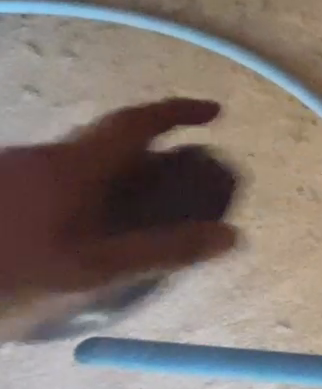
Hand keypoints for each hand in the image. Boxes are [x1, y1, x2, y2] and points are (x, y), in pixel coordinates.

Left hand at [0, 99, 237, 336]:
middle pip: (104, 149)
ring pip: (67, 172)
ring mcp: (2, 176)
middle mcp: (35, 159)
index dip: (178, 112)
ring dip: (101, 190)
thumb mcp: (92, 272)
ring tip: (115, 229)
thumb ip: (165, 251)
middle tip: (172, 192)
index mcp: (73, 166)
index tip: (213, 112)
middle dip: (144, 164)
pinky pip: (37, 190)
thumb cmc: (3, 276)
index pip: (137, 122)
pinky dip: (65, 205)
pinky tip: (61, 243)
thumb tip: (231, 235)